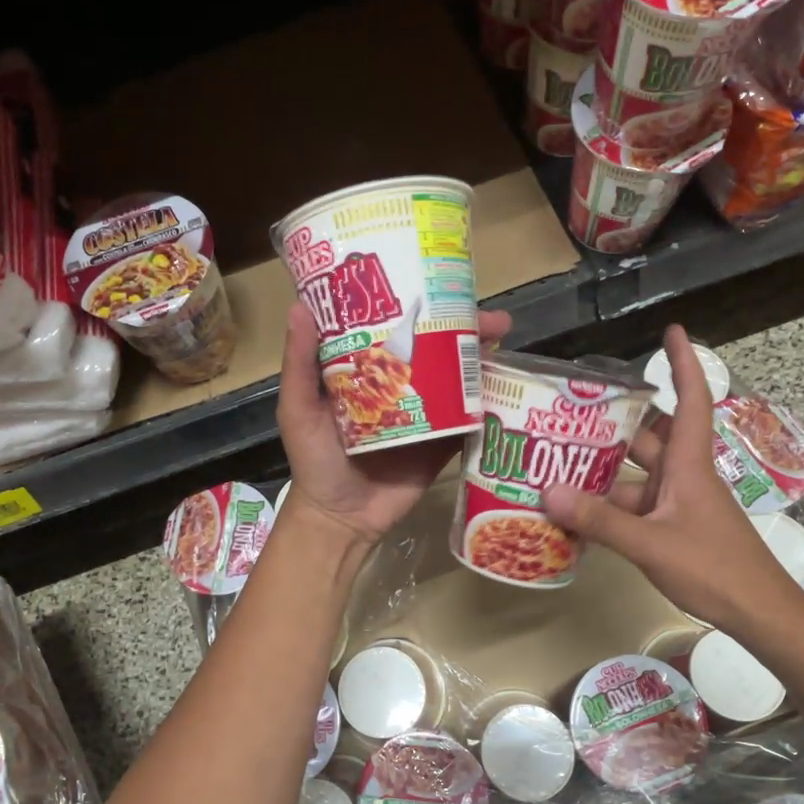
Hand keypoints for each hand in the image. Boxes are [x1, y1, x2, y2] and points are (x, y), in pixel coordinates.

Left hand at [277, 304, 511, 545]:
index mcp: (364, 372)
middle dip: (465, 329)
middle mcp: (398, 387)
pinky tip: (506, 385)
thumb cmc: (313, 461)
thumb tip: (300, 306)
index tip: (440, 284)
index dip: (417, 305)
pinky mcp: (441, 444)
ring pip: (456, 379)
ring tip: (503, 342)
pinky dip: (486, 403)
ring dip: (481, 360)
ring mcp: (424, 415)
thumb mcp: (298, 409)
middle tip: (493, 319)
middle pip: (435, 348)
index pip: (394, 328)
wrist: (340, 519)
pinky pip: (467, 420)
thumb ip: (299, 364)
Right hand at [542, 326, 803, 630]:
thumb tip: (548, 492)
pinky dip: (607, 504)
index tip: (672, 330)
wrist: (758, 613)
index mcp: (690, 465)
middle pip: (650, 434)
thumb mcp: (651, 545)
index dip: (685, 363)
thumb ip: (600, 521)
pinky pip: (634, 504)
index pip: (692, 400)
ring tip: (557, 458)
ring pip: (636, 472)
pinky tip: (575, 510)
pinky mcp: (672, 528)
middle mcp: (684, 475)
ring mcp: (678, 503)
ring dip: (604, 466)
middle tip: (572, 407)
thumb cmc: (715, 569)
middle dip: (616, 418)